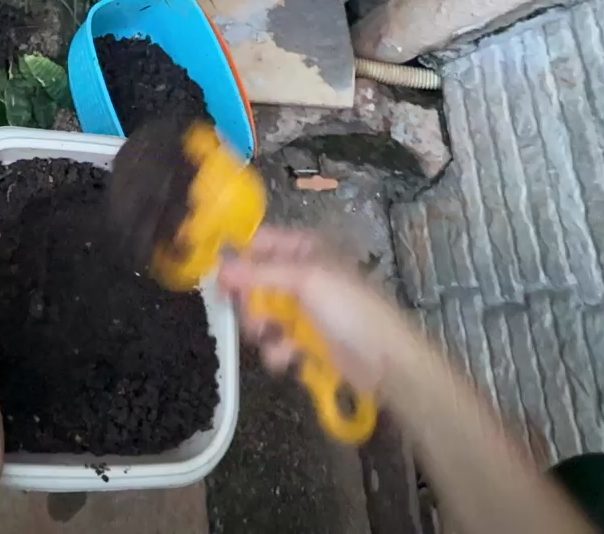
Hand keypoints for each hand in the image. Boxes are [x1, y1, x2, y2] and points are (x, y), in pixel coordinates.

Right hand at [215, 227, 417, 399]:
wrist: (389, 362)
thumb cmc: (350, 309)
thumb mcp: (305, 280)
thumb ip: (258, 273)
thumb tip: (218, 267)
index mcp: (304, 249)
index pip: (260, 242)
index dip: (236, 254)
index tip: (214, 273)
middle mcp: (302, 275)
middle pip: (256, 281)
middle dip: (249, 300)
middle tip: (248, 314)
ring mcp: (305, 310)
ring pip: (263, 313)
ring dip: (261, 328)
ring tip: (270, 338)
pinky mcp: (307, 342)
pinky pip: (277, 341)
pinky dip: (278, 350)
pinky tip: (288, 358)